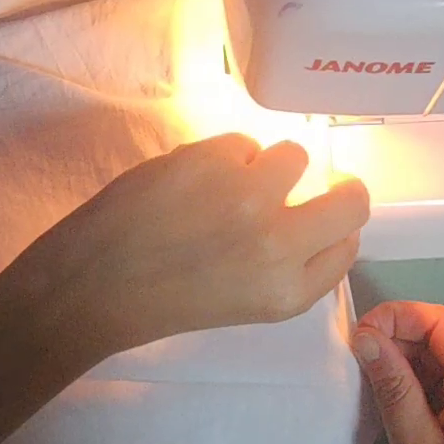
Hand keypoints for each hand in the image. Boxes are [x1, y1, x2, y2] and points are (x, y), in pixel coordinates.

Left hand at [15, 133, 370, 354]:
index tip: (321, 217)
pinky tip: (194, 180)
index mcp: (287, 293)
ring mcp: (249, 196)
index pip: (347, 248)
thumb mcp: (243, 302)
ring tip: (230, 184)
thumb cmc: (163, 301)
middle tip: (308, 186)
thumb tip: (312, 220)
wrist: (92, 285)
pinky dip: (226, 156)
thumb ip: (286, 266)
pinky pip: (244, 141)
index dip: (337, 227)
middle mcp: (281, 244)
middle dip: (341, 189)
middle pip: (351, 201)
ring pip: (295, 156)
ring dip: (269, 166)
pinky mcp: (213, 159)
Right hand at [351, 301, 443, 443]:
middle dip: (397, 338)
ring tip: (368, 382)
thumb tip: (364, 335)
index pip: (442, 322)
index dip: (397, 316)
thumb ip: (393, 388)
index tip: (357, 338)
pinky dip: (419, 383)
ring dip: (405, 361)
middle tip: (355, 361)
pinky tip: (393, 401)